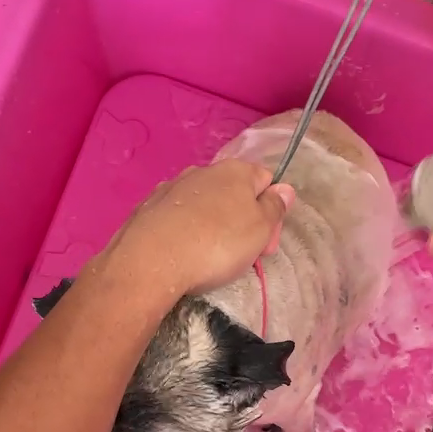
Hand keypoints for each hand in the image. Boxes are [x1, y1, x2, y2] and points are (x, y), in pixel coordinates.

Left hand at [102, 160, 294, 298]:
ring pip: (204, 204)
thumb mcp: (260, 230)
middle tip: (240, 256)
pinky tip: (182, 251)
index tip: (265, 243)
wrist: (150, 261)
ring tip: (208, 256)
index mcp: (235, 170)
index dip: (272, 212)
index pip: (266, 180)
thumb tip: (284, 188)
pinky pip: (178, 216)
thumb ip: (275, 207)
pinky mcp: (148, 207)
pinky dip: (185, 230)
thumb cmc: (216, 244)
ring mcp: (172, 187)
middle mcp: (202, 171)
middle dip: (242, 221)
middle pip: (234, 193)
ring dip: (213, 225)